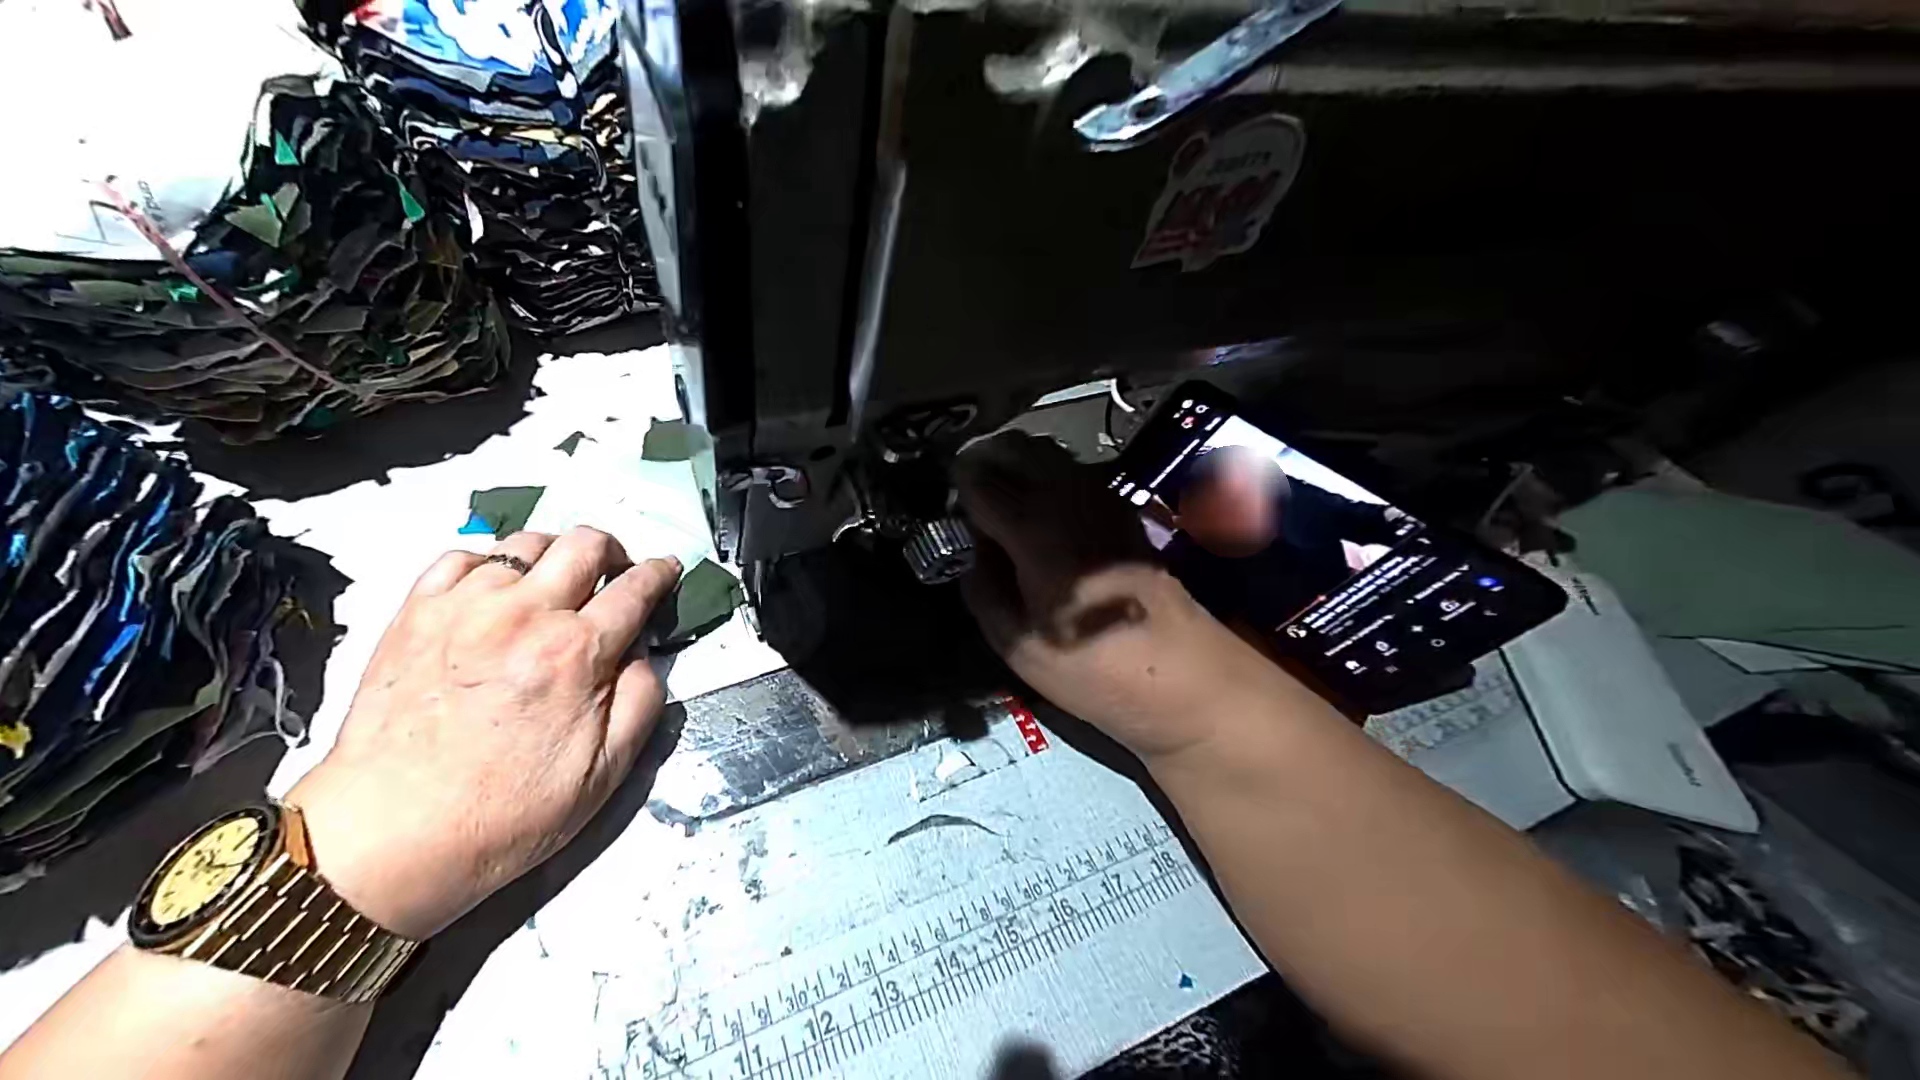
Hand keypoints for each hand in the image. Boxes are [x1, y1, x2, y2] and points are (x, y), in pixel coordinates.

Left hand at [287, 528, 679, 939]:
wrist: (384, 841)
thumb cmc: (506, 814)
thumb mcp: (607, 772)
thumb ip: (643, 699)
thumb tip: (640, 652)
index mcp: (577, 653)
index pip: (636, 588)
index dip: (661, 573)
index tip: (667, 570)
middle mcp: (524, 615)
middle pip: (585, 543)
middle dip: (613, 551)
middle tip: (614, 576)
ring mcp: (464, 609)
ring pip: (526, 543)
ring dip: (555, 556)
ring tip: (555, 586)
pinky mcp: (414, 614)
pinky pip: (462, 557)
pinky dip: (491, 565)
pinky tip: (496, 594)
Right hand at [954, 433, 1284, 761]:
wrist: (1186, 677)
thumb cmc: (1094, 671)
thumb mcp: (1017, 647)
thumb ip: (982, 590)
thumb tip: (973, 552)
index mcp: (1037, 531)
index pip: (983, 481)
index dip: (959, 486)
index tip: (949, 505)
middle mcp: (1072, 500)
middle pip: (1019, 448)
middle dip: (986, 459)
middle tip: (970, 493)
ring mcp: (1104, 500)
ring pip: (1049, 453)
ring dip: (1018, 464)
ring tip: (1002, 500)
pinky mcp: (1124, 511)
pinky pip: (1075, 473)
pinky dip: (1048, 476)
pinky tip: (1041, 511)